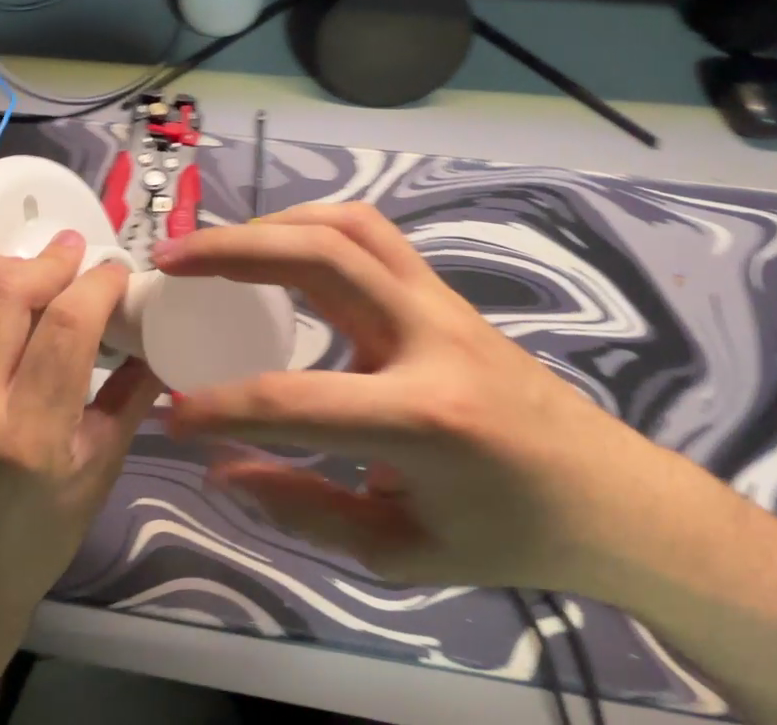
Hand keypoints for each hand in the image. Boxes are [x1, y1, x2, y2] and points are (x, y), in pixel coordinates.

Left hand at [0, 231, 162, 698]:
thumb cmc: (36, 538)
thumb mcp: (97, 476)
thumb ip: (129, 401)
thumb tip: (154, 338)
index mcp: (30, 438)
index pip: (67, 328)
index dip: (97, 284)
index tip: (112, 271)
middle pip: (2, 298)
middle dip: (44, 263)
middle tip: (67, 254)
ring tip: (9, 266)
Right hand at [157, 202, 711, 597]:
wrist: (607, 495)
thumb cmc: (504, 534)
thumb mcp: (397, 550)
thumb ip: (301, 508)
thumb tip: (219, 468)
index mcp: (423, 418)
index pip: (292, 401)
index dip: (219, 407)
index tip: (170, 414)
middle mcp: (430, 339)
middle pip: (320, 258)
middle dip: (231, 252)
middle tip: (168, 263)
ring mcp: (441, 303)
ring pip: (347, 226)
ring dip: (270, 225)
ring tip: (211, 247)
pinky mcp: (442, 292)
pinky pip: (369, 236)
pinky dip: (309, 228)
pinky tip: (272, 249)